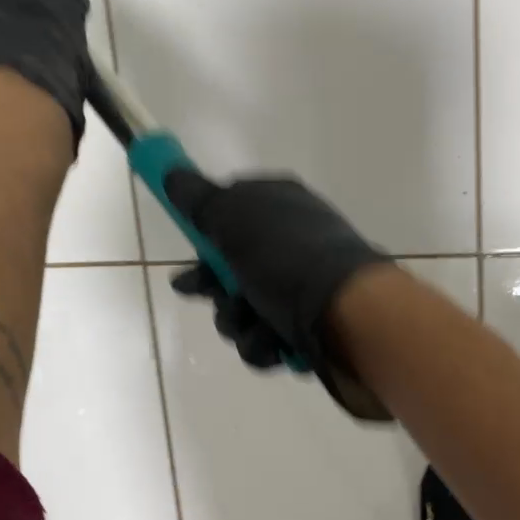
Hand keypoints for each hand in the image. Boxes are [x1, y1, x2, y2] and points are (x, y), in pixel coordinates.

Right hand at [167, 174, 396, 420]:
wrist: (351, 317)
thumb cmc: (289, 261)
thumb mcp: (233, 218)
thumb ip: (197, 199)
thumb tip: (168, 171)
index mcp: (277, 207)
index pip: (226, 221)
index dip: (204, 247)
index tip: (191, 271)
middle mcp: (292, 247)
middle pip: (230, 275)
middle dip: (220, 296)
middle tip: (229, 302)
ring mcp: (303, 292)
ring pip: (244, 315)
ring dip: (242, 326)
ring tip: (262, 328)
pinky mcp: (311, 332)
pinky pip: (268, 343)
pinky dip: (268, 347)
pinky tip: (280, 347)